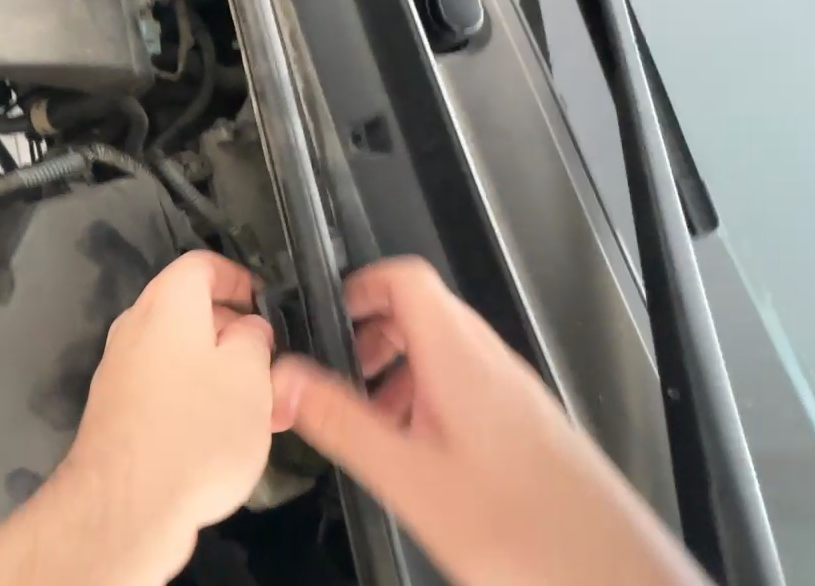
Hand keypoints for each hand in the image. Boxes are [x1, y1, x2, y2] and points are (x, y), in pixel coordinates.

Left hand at [55, 249, 278, 579]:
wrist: (126, 499)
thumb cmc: (196, 427)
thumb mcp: (249, 377)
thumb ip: (254, 340)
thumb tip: (249, 326)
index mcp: (166, 302)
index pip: (201, 264)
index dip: (239, 278)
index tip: (266, 303)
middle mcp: (136, 324)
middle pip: (190, 310)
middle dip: (236, 334)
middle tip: (274, 368)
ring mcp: (122, 365)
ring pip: (180, 352)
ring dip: (221, 372)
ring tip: (262, 412)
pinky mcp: (118, 404)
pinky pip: (164, 384)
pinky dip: (196, 395)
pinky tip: (224, 436)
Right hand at [270, 257, 707, 585]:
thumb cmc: (531, 536)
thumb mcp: (409, 479)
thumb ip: (339, 422)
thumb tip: (283, 379)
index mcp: (461, 360)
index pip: (407, 278)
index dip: (360, 284)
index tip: (329, 313)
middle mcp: (492, 366)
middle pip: (420, 311)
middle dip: (370, 332)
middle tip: (341, 368)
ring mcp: (514, 395)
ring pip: (443, 349)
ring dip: (397, 367)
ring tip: (372, 415)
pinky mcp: (527, 427)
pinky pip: (466, 385)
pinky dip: (427, 398)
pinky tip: (416, 451)